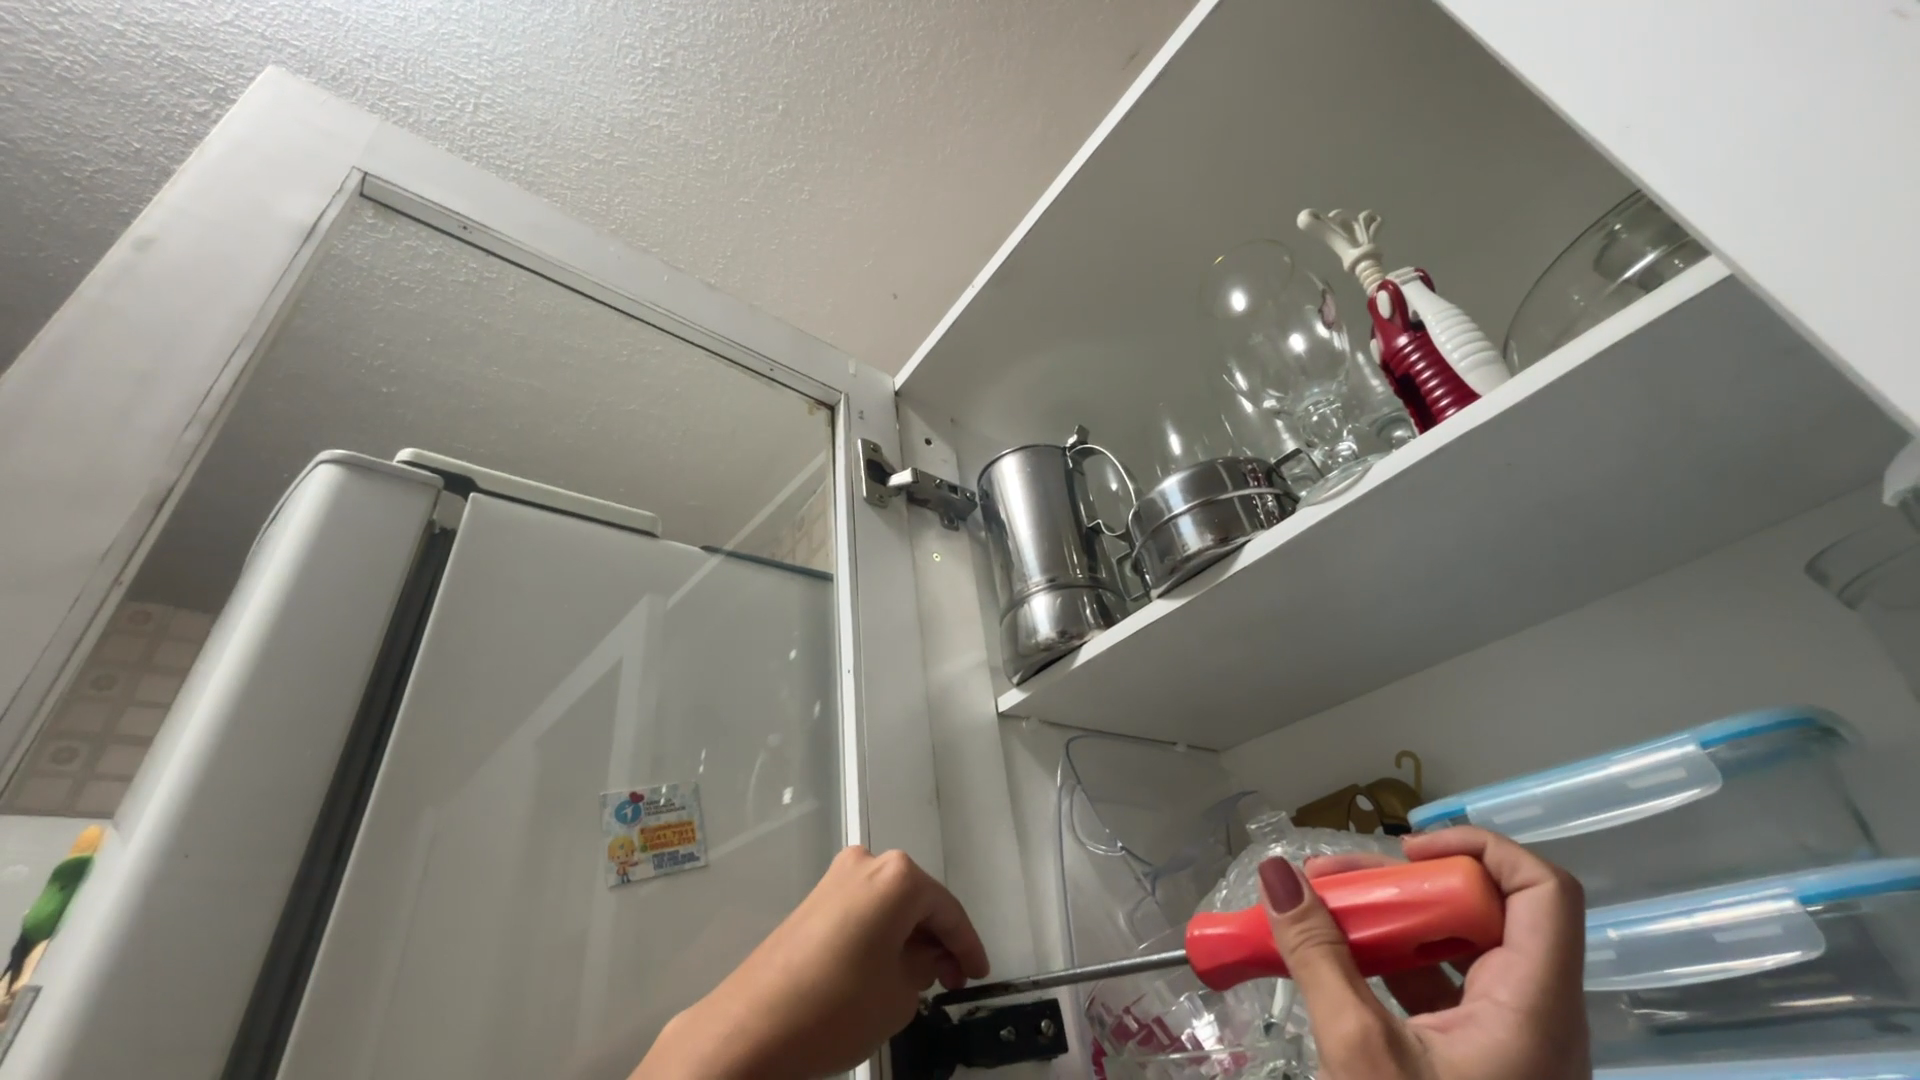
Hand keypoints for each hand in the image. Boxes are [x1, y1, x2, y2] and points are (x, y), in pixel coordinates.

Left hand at [631, 846, 989, 1079]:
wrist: (749, 1027)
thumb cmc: (836, 1007)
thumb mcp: (900, 994)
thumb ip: (925, 967)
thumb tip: (924, 956)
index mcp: (897, 877)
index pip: (948, 911)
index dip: (968, 946)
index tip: (979, 974)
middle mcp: (867, 864)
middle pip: (918, 900)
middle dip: (937, 940)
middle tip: (952, 980)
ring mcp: (835, 879)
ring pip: (889, 905)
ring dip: (909, 938)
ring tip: (922, 980)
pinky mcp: (812, 901)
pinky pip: (862, 911)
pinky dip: (881, 936)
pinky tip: (887, 969)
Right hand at [1260, 826, 1589, 1079]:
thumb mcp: (1359, 1052)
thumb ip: (1317, 954)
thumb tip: (1277, 872)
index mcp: (1537, 1009)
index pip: (1543, 891)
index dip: (1478, 848)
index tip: (1401, 851)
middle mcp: (1538, 1017)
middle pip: (1489, 912)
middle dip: (1402, 884)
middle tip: (1330, 880)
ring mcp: (1511, 1043)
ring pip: (1459, 949)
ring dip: (1388, 922)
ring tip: (1318, 913)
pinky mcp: (1482, 1064)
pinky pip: (1441, 989)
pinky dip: (1389, 964)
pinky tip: (1335, 964)